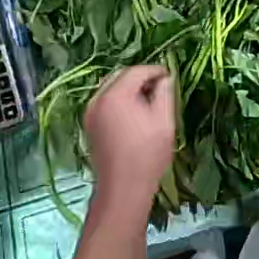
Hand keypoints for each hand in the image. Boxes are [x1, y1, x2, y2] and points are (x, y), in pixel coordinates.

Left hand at [84, 66, 176, 204]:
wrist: (123, 188)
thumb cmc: (147, 154)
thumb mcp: (164, 121)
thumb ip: (165, 94)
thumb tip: (165, 79)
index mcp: (115, 95)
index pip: (136, 71)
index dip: (155, 70)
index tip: (170, 75)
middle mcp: (97, 99)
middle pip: (119, 76)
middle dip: (140, 77)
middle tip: (159, 85)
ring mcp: (90, 113)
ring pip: (109, 89)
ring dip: (128, 88)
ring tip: (148, 98)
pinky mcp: (89, 125)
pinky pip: (104, 102)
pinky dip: (118, 100)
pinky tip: (133, 112)